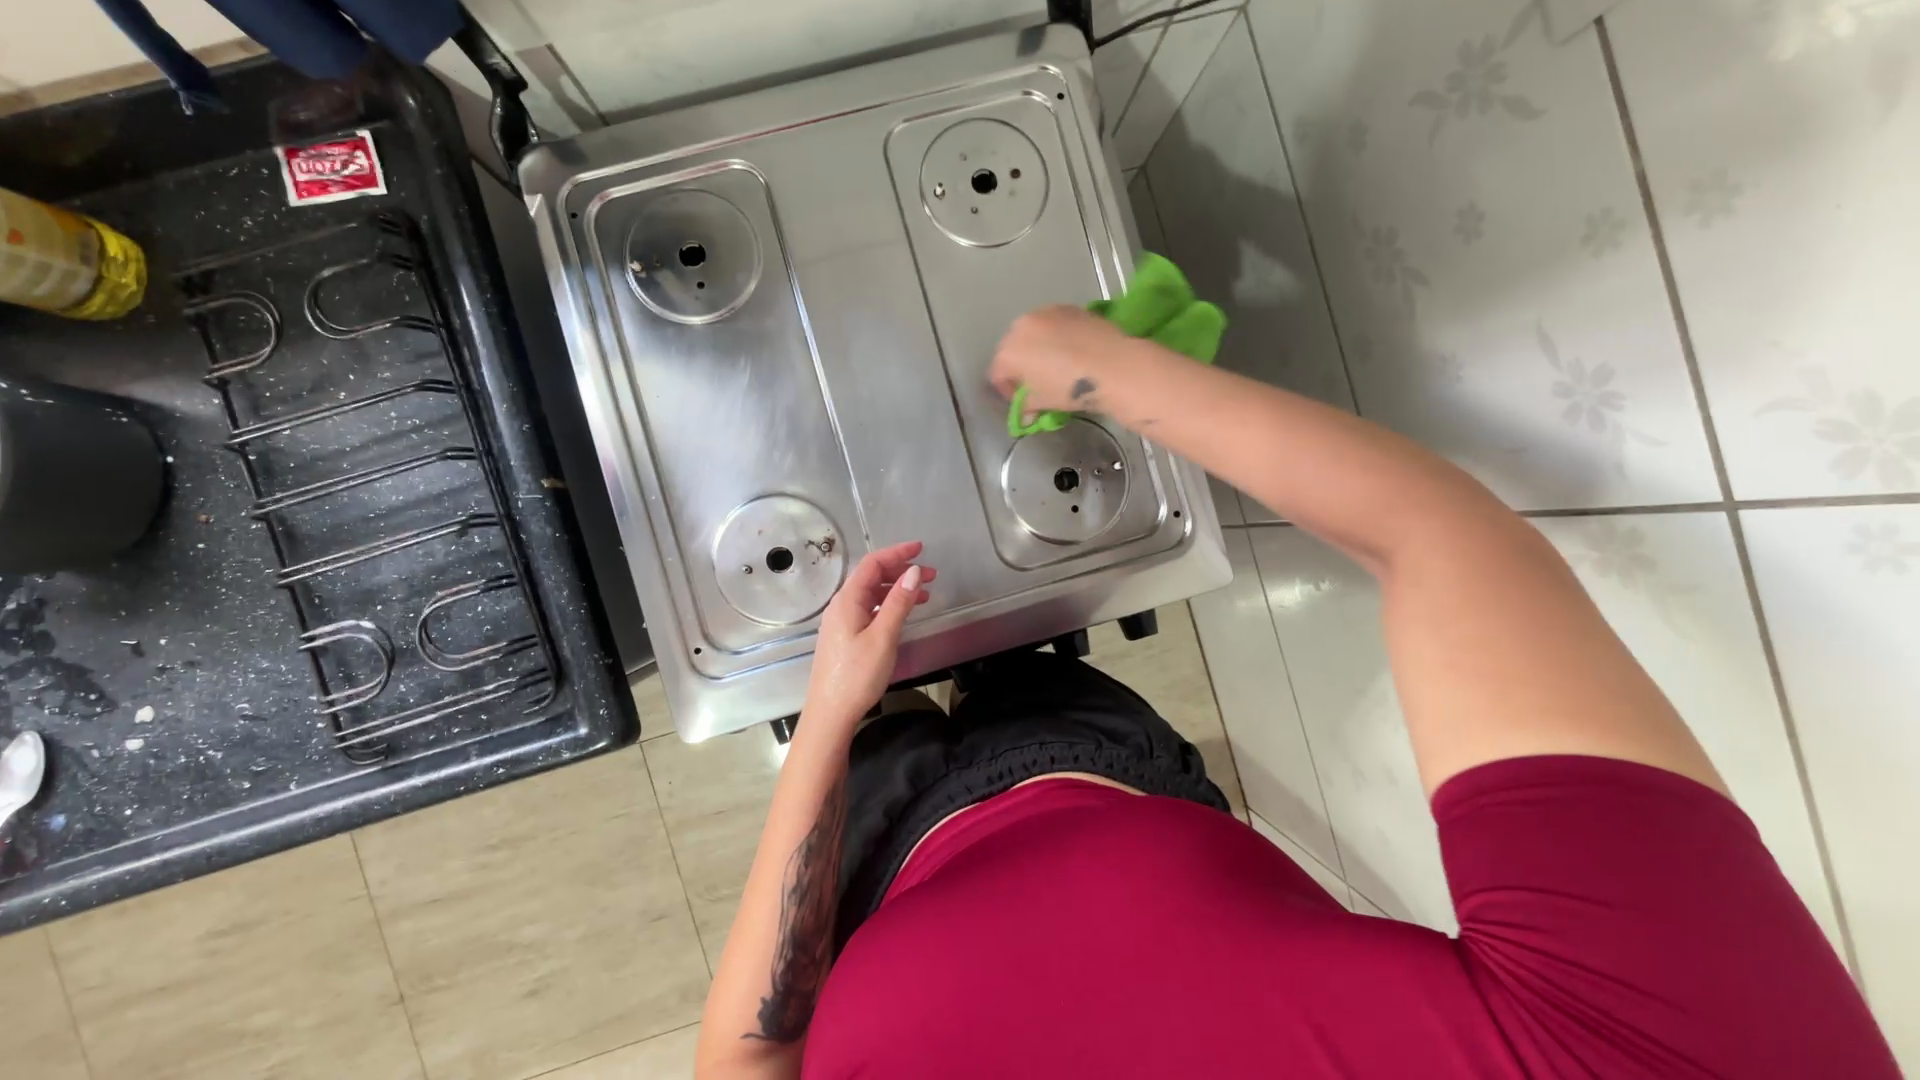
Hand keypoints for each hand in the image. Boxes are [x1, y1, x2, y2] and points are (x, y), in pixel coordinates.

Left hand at [803, 541, 935, 730]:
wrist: (831, 713)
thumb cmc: (857, 676)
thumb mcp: (883, 637)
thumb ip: (898, 603)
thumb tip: (913, 572)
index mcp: (847, 601)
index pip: (872, 564)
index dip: (897, 553)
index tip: (921, 548)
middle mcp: (841, 606)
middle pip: (872, 577)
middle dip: (901, 570)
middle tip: (931, 574)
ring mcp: (842, 622)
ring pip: (872, 594)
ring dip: (897, 589)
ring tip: (924, 593)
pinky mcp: (845, 637)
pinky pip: (869, 609)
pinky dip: (889, 605)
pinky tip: (904, 613)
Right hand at [989, 305, 1132, 414]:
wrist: (1113, 365)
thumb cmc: (1070, 388)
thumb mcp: (1043, 402)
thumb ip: (1026, 407)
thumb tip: (1025, 415)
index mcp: (1008, 353)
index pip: (997, 373)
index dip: (1006, 390)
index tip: (1021, 401)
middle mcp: (1021, 326)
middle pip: (1012, 348)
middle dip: (1020, 366)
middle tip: (1037, 382)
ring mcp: (1045, 313)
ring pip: (1032, 332)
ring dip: (1037, 348)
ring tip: (1055, 364)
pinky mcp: (1068, 308)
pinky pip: (1054, 324)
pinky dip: (1056, 336)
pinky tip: (1072, 350)